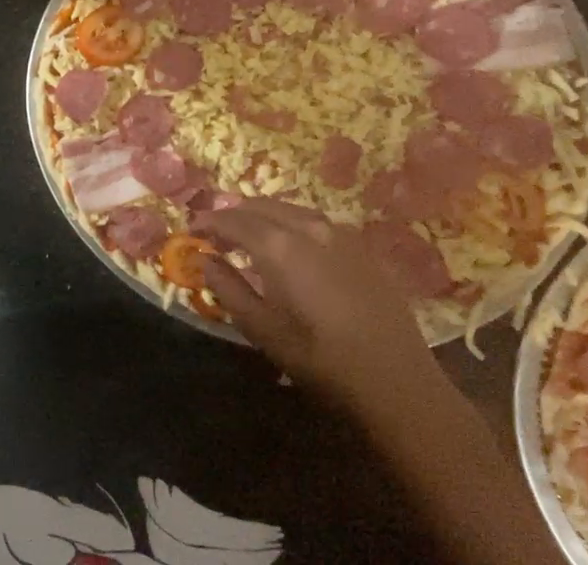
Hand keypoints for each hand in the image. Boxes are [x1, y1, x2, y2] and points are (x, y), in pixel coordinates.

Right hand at [193, 200, 438, 408]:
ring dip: (264, 217)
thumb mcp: (259, 327)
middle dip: (234, 215)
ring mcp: (342, 236)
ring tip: (250, 239)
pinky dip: (293, 225)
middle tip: (217, 235)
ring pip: (291, 210)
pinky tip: (292, 248)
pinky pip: (318, 223)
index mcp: (278, 246)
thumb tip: (204, 259)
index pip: (231, 219)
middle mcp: (309, 229)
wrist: (396, 382)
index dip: (207, 222)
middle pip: (261, 206)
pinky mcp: (364, 250)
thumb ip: (226, 286)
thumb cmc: (318, 357)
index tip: (190, 231)